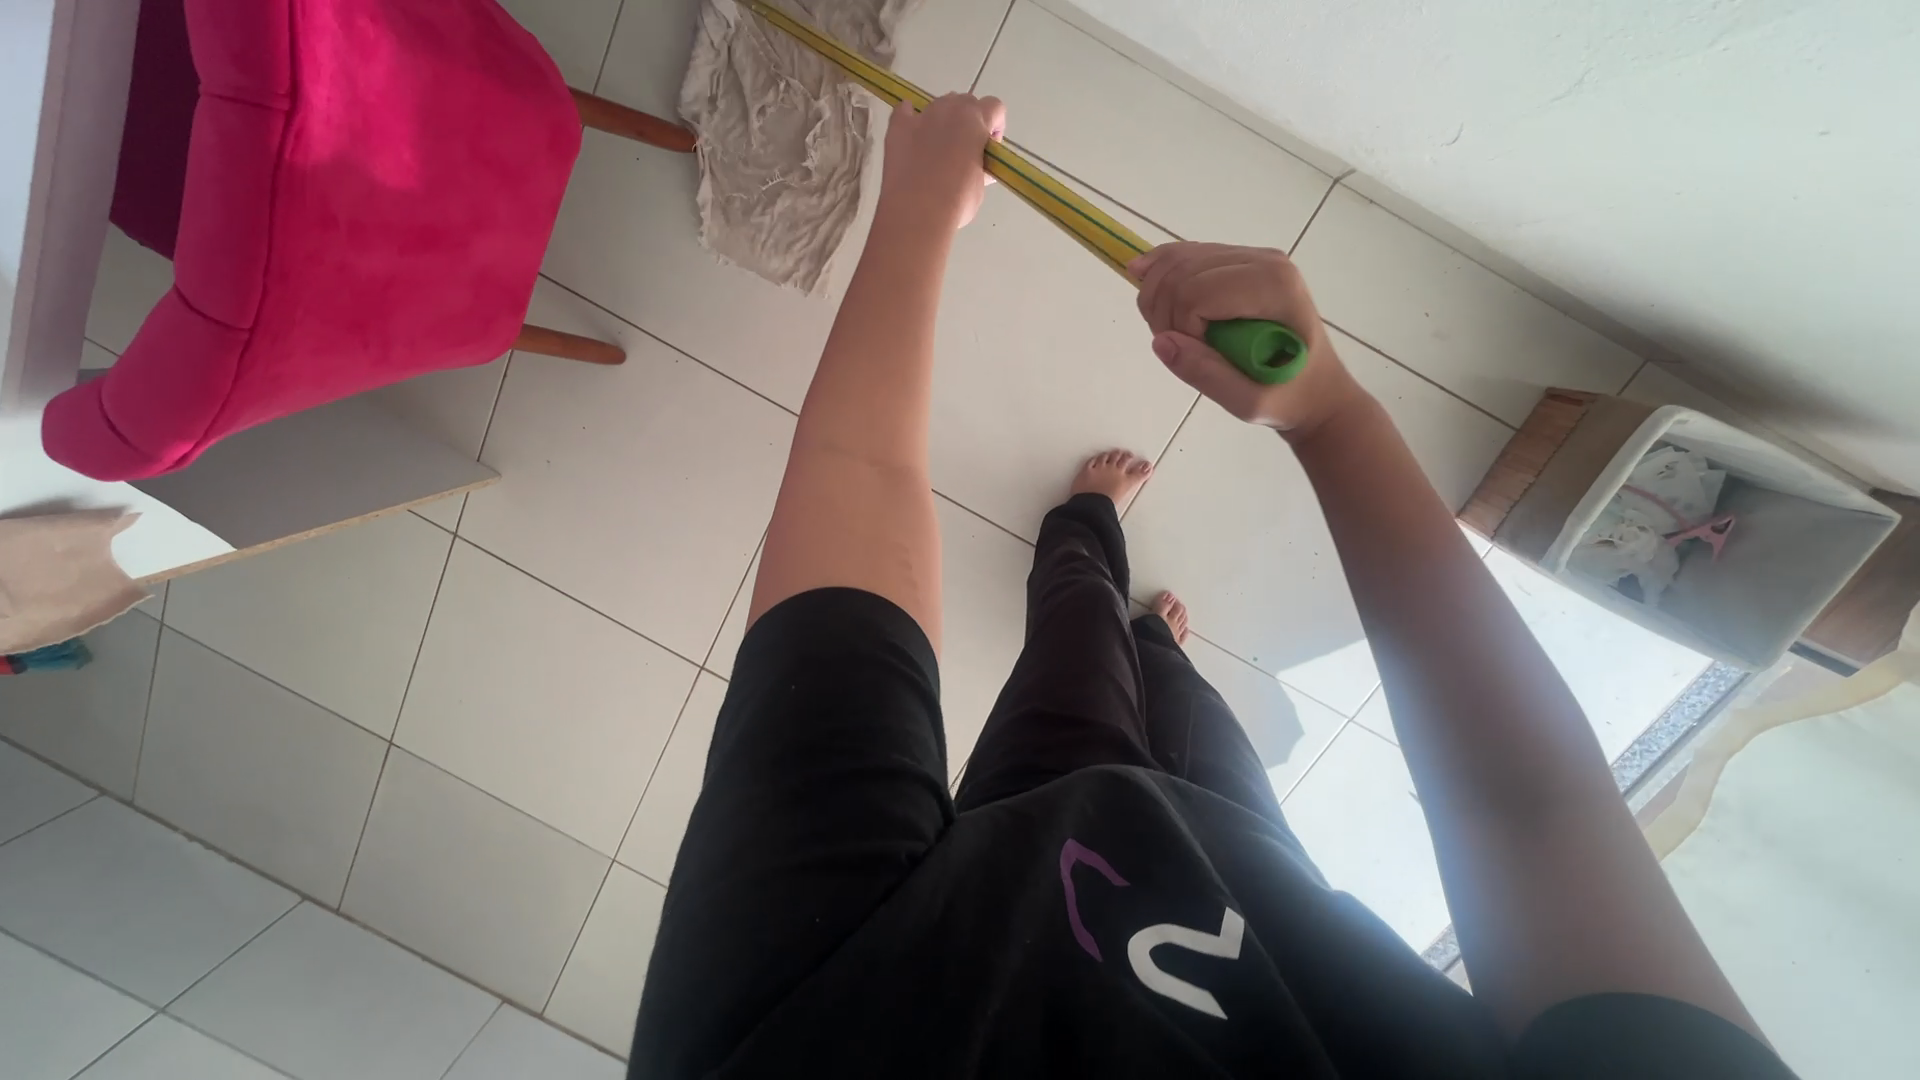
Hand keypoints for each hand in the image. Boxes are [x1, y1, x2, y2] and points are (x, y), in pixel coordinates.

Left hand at [877, 94, 1004, 231]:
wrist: (917, 212)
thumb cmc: (956, 202)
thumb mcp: (979, 186)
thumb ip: (982, 167)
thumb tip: (981, 167)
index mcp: (975, 121)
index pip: (995, 107)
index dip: (996, 126)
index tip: (990, 147)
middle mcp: (949, 109)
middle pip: (966, 102)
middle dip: (969, 122)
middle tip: (965, 151)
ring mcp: (922, 115)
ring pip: (939, 106)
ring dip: (943, 121)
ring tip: (937, 149)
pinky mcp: (898, 126)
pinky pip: (905, 111)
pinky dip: (910, 118)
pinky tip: (912, 135)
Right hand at [1131, 243, 1366, 437]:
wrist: (1317, 391)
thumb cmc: (1286, 399)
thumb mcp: (1248, 403)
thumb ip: (1206, 374)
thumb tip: (1161, 342)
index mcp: (1273, 289)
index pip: (1195, 292)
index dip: (1177, 326)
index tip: (1192, 357)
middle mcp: (1265, 262)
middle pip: (1183, 272)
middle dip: (1162, 311)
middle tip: (1173, 348)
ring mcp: (1254, 257)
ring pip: (1180, 259)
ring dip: (1158, 295)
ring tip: (1168, 331)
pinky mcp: (1242, 262)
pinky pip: (1189, 255)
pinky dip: (1162, 270)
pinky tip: (1143, 275)